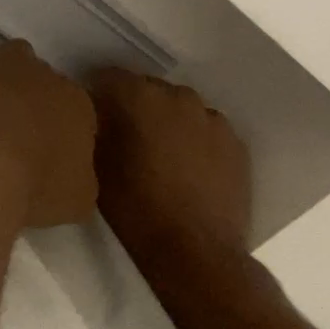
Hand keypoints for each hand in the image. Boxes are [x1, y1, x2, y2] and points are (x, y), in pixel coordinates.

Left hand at [0, 23, 97, 227]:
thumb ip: (77, 181)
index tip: (47, 153)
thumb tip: (72, 175)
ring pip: (4, 54)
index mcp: (75, 105)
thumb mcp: (73, 201)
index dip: (62, 130)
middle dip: (28, 98)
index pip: (77, 110)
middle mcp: (39, 71)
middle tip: (10, 132)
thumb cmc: (27, 185)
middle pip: (39, 78)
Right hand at [89, 68, 252, 259]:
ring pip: (181, 109)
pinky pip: (207, 130)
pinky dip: (195, 140)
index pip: (109, 76)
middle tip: (126, 137)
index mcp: (139, 96)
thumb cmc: (136, 208)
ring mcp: (212, 119)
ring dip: (168, 122)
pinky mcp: (236, 144)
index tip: (93, 116)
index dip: (98, 94)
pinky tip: (189, 170)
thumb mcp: (97, 165)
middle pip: (148, 89)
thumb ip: (95, 127)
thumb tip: (95, 110)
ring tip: (161, 156)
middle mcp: (179, 96)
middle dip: (135, 106)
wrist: (196, 253)